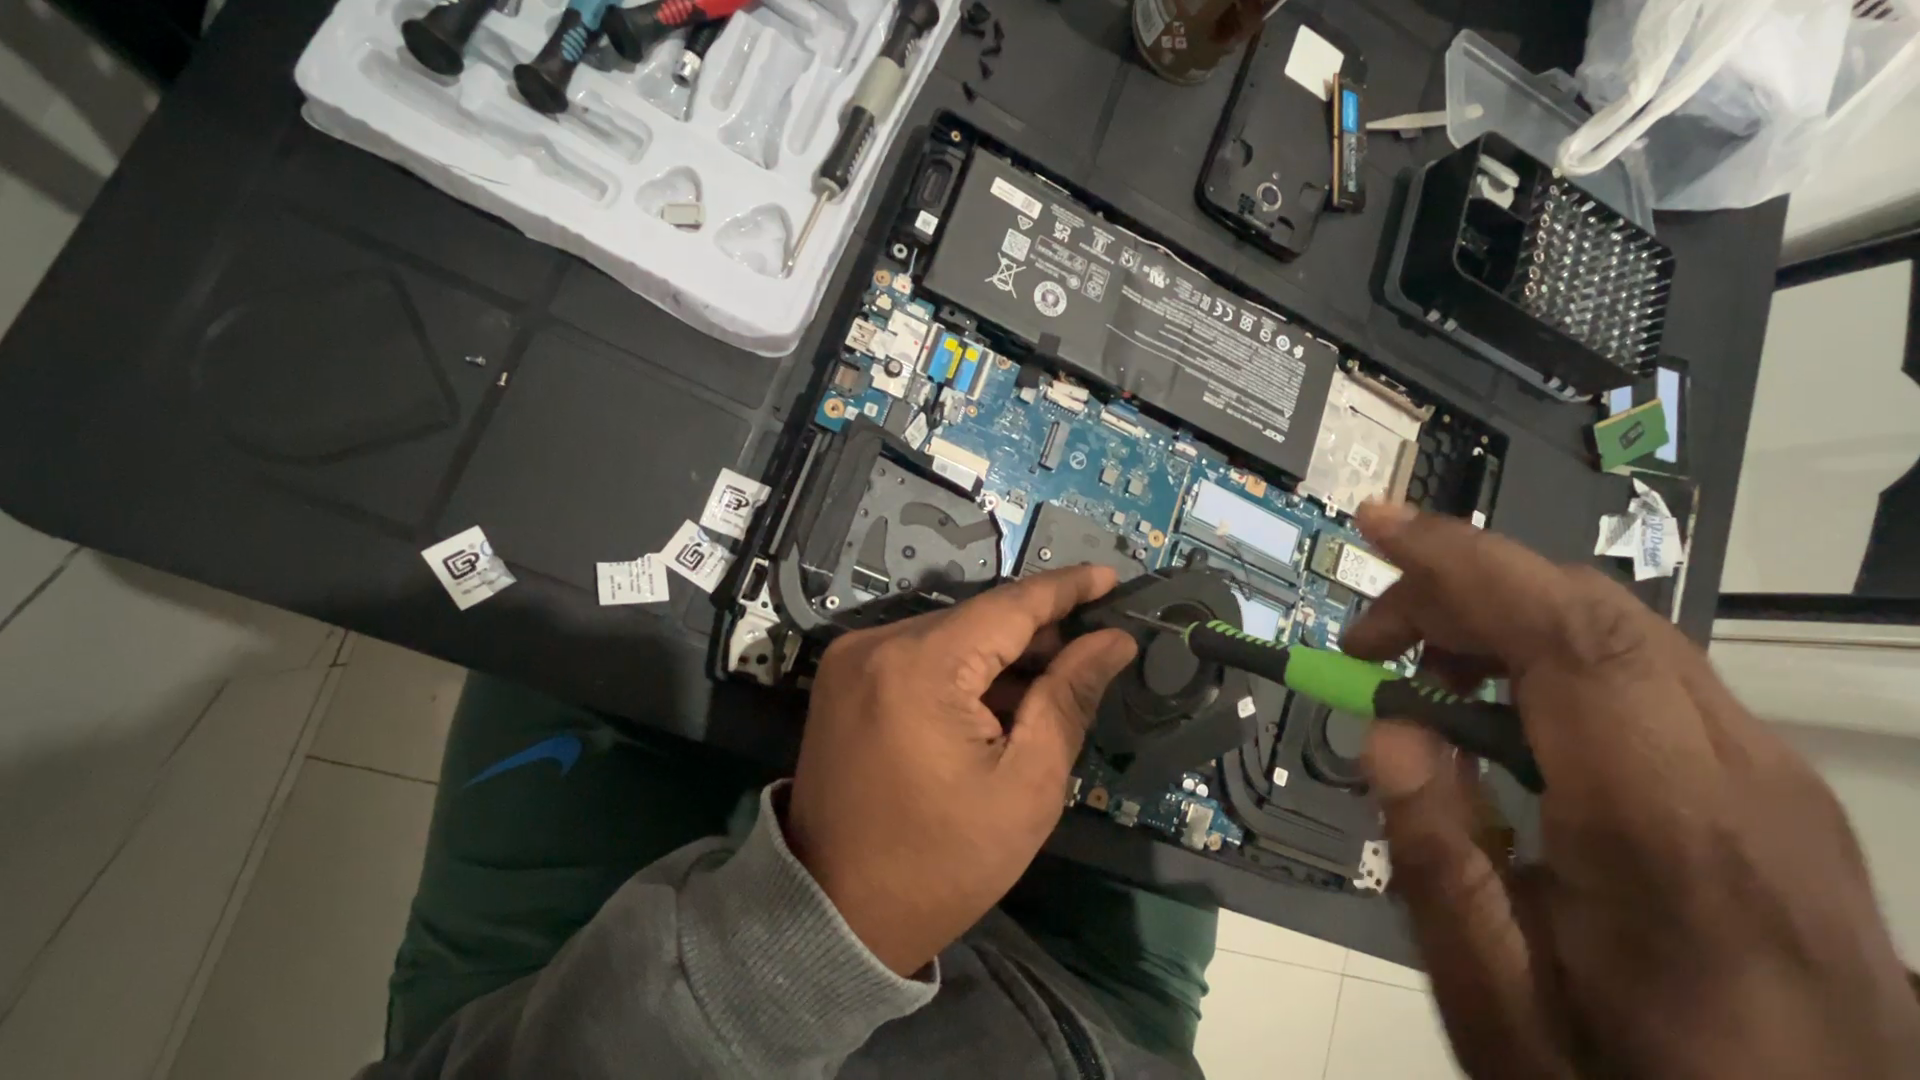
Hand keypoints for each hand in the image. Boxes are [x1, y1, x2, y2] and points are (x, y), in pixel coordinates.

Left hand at [785, 566, 1137, 976]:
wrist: (836, 912)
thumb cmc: (943, 861)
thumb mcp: (1026, 784)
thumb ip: (1068, 697)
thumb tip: (1112, 641)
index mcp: (919, 666)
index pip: (1009, 606)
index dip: (1066, 590)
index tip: (1112, 577)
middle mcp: (876, 644)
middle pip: (977, 619)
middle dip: (1037, 634)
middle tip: (1093, 654)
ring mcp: (852, 661)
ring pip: (948, 636)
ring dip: (1000, 656)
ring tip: (1052, 688)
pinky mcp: (843, 681)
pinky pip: (918, 656)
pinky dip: (962, 671)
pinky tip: (999, 703)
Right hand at [1343, 501, 1919, 1078]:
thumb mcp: (1497, 1006)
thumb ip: (1436, 860)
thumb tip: (1390, 726)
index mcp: (1666, 836)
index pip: (1569, 637)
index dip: (1464, 562)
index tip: (1374, 525)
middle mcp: (1743, 780)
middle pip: (1598, 614)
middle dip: (1463, 588)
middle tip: (1368, 640)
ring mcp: (1774, 777)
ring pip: (1625, 632)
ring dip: (1504, 620)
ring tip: (1423, 677)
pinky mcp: (1774, 786)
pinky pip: (1650, 674)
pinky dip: (1552, 655)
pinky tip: (1502, 712)